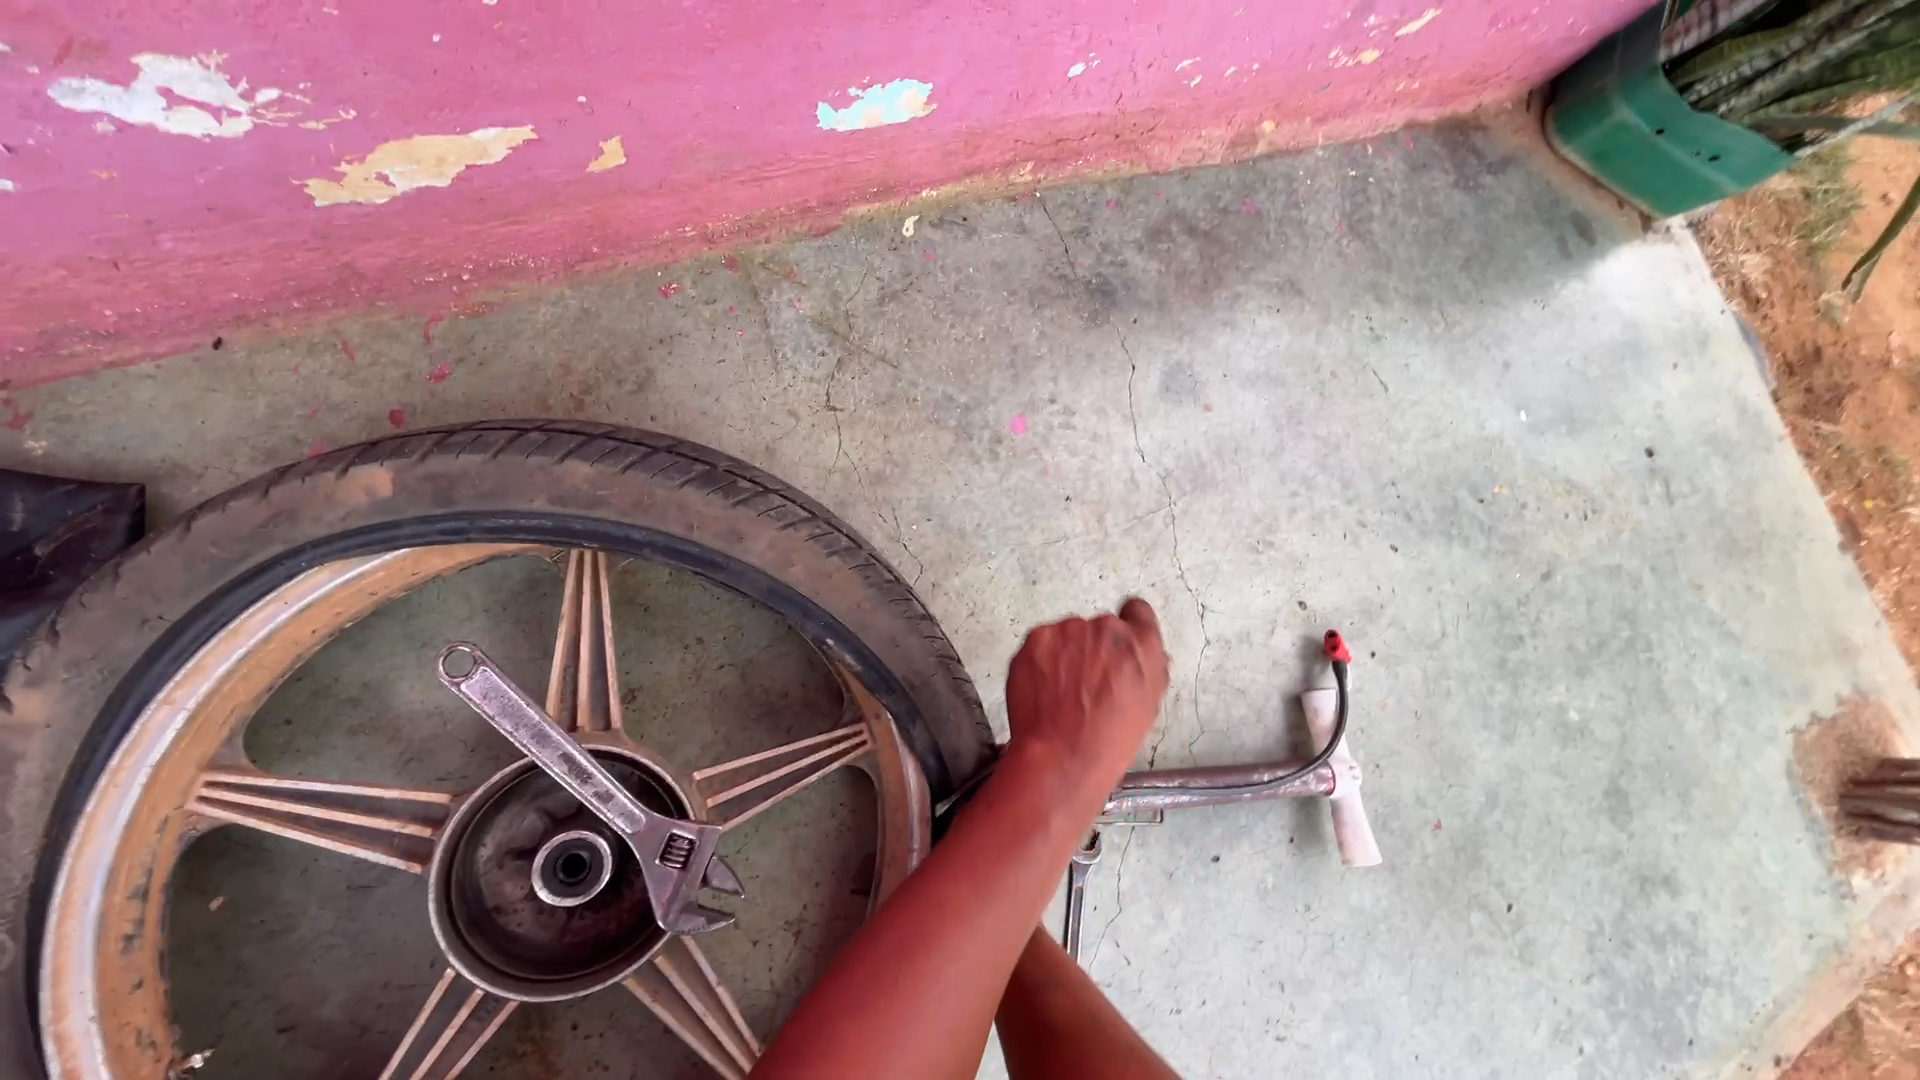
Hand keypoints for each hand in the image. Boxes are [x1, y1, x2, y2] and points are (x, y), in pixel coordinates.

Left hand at [1003, 598, 1170, 801]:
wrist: (1061, 756)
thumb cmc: (1107, 740)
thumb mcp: (1148, 707)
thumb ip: (1149, 670)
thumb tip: (1144, 656)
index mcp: (1141, 643)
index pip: (1137, 610)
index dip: (1127, 627)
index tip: (1116, 643)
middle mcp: (1106, 628)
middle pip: (1098, 627)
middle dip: (1092, 648)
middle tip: (1085, 682)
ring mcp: (1068, 630)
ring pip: (1067, 634)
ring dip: (1065, 653)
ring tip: (1062, 691)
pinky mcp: (1037, 637)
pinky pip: (1042, 642)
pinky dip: (1041, 659)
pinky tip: (1044, 689)